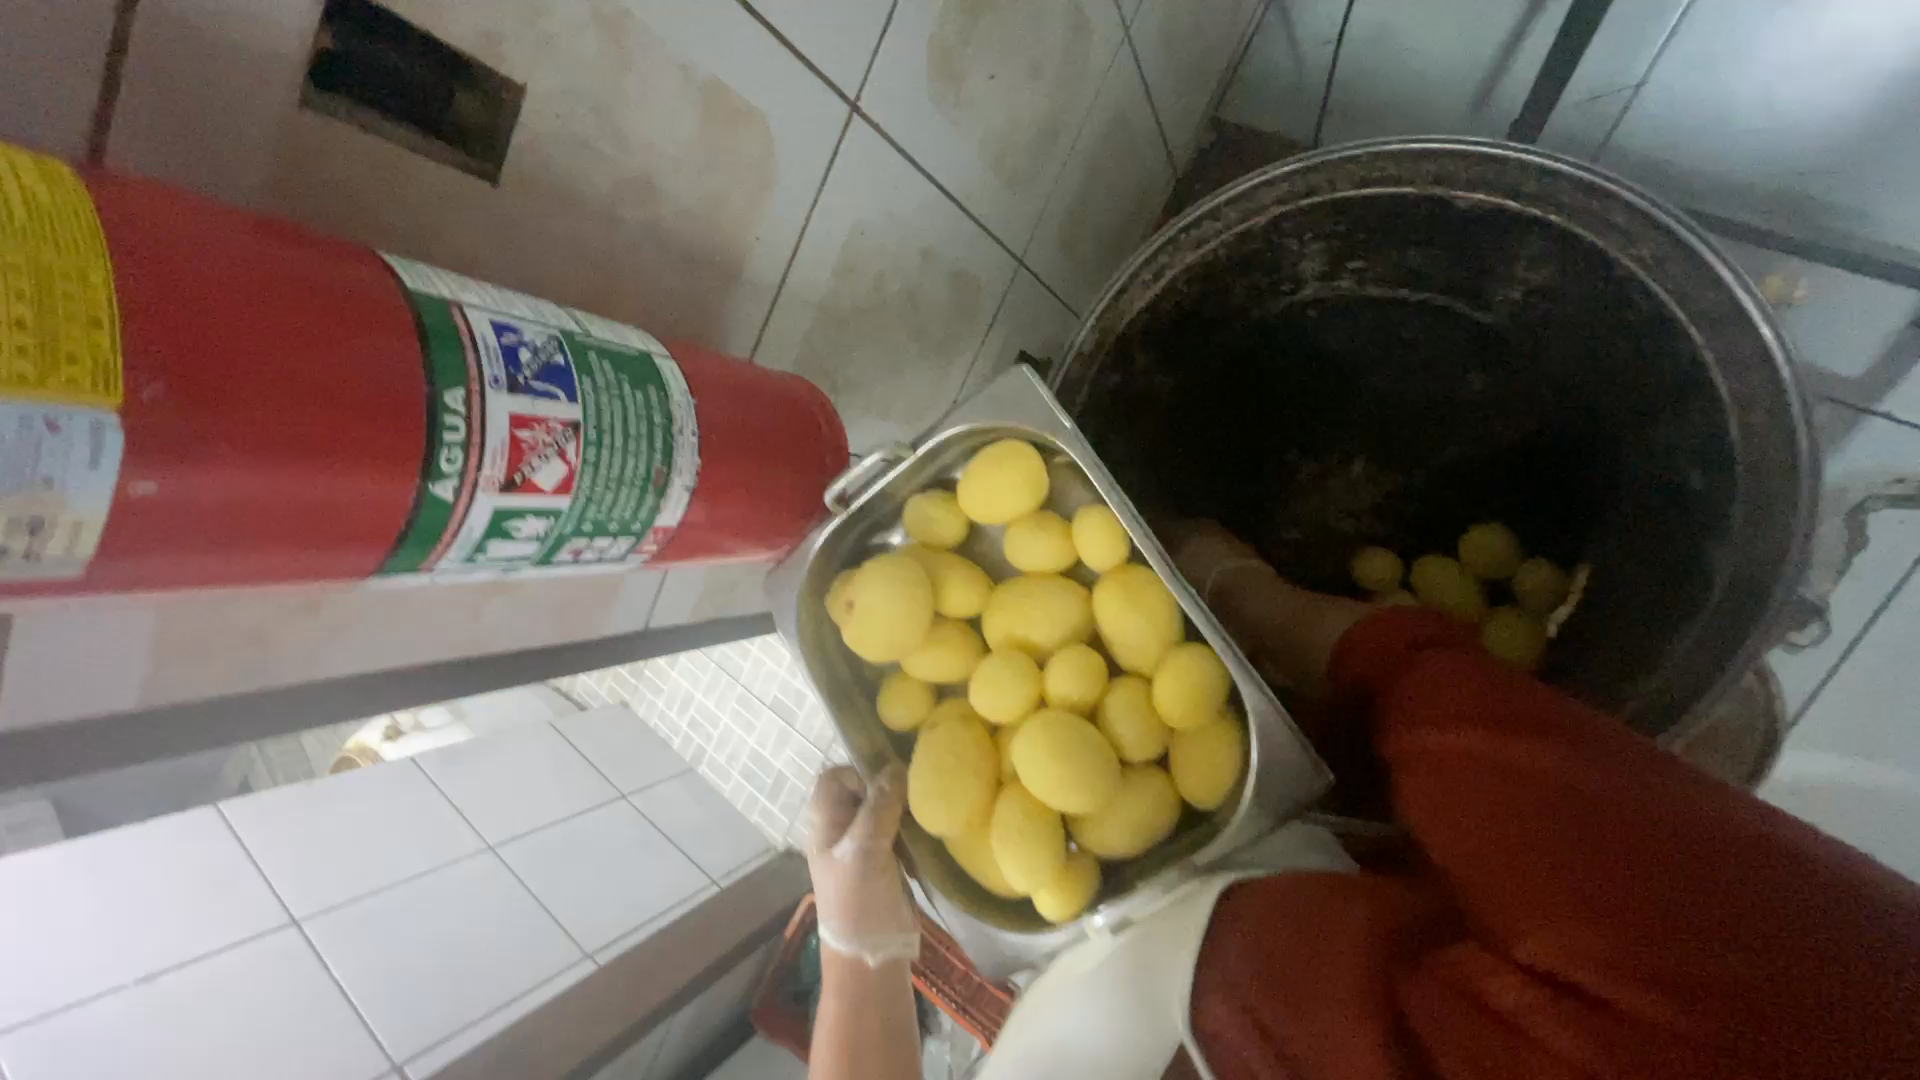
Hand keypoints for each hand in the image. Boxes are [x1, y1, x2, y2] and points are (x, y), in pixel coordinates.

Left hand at [806, 764, 919, 966]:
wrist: (872, 960)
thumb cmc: (860, 903)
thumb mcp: (866, 851)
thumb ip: (880, 807)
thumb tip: (896, 767)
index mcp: (826, 825)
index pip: (835, 778)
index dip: (858, 774)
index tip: (887, 788)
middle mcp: (841, 832)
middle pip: (863, 791)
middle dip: (889, 792)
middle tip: (914, 800)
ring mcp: (864, 849)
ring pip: (885, 811)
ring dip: (904, 814)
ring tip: (922, 822)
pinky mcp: (886, 864)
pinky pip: (899, 834)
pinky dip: (912, 835)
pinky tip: (924, 846)